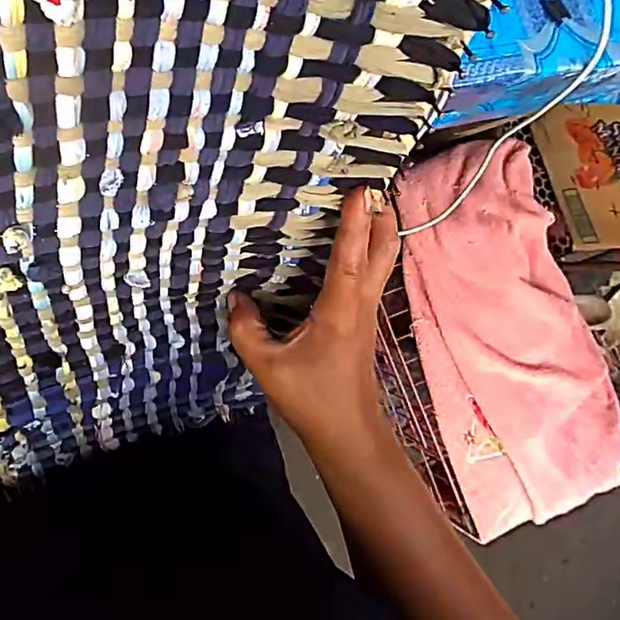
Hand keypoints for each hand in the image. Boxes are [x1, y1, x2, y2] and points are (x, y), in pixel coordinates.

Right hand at [228, 187, 400, 459]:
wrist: (348, 432)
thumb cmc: (311, 398)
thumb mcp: (267, 366)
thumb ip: (246, 329)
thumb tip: (235, 297)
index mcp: (339, 309)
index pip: (350, 257)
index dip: (356, 222)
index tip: (362, 189)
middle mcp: (360, 303)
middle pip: (383, 252)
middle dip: (384, 217)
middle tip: (377, 186)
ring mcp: (367, 312)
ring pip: (384, 262)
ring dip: (383, 231)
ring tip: (374, 205)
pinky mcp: (364, 320)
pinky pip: (373, 274)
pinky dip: (372, 251)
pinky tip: (357, 248)